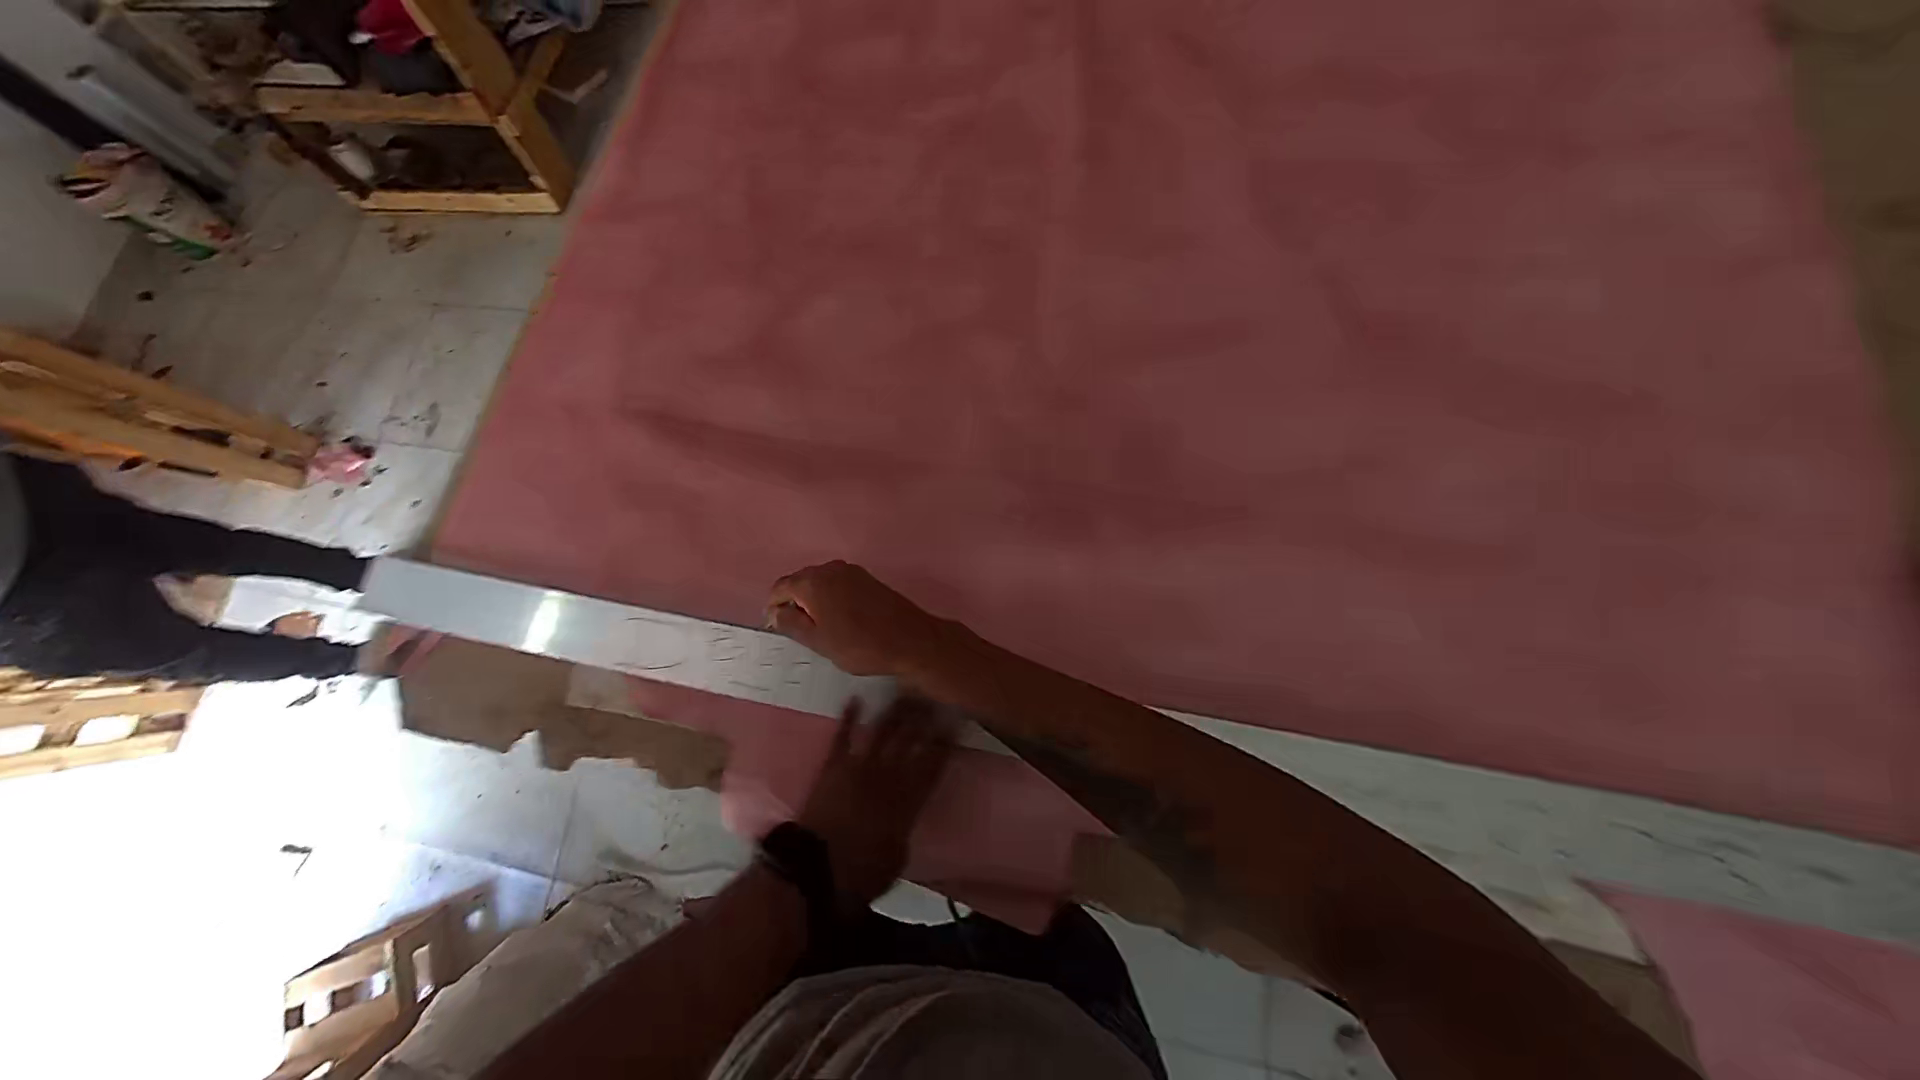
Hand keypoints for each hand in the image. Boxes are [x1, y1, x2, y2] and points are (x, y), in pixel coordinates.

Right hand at [766, 561, 947, 676]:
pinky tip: (837, 618)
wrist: (911, 640)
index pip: (780, 587)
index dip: (773, 607)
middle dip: (792, 602)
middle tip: (794, 629)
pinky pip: (838, 584)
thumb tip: (776, 611)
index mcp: (813, 582)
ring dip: (812, 600)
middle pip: (800, 581)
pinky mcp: (868, 579)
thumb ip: (791, 623)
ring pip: (820, 582)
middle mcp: (831, 568)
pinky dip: (830, 598)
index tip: (775, 627)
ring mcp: (852, 571)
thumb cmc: (859, 645)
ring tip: (815, 626)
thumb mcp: (818, 641)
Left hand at [795, 695, 953, 911]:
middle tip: (934, 697)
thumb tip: (906, 813)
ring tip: (906, 693)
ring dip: (895, 711)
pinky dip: (849, 717)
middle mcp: (887, 776)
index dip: (945, 742)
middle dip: (924, 718)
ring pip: (882, 731)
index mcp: (908, 800)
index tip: (955, 721)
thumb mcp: (897, 856)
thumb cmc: (861, 874)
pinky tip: (856, 699)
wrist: (815, 871)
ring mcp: (858, 768)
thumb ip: (905, 827)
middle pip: (910, 740)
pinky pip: (842, 737)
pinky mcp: (833, 767)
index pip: (932, 764)